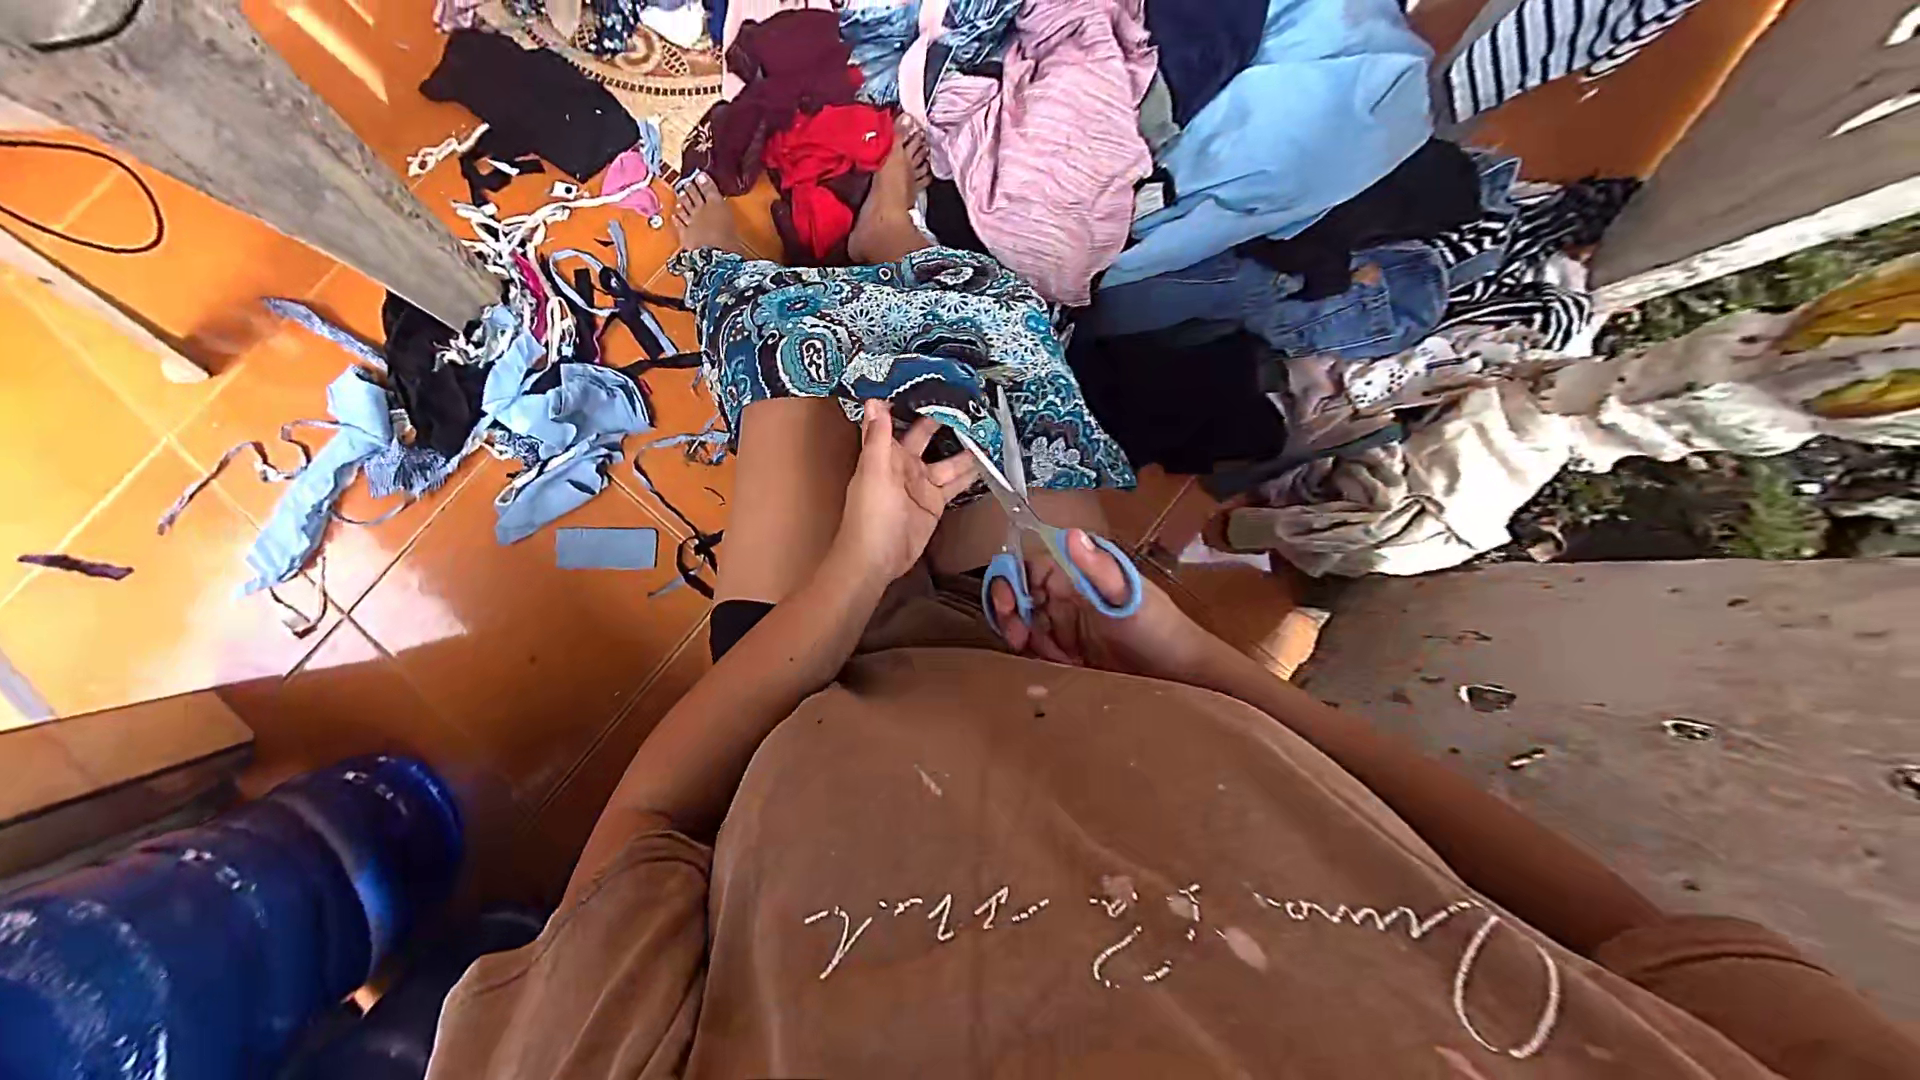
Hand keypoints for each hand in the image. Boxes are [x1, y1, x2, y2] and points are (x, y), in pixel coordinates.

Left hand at [833, 399, 978, 581]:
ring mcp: (921, 485)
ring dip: (965, 448)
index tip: (930, 382)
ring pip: (947, 460)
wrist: (876, 559)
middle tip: (966, 401)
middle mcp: (904, 465)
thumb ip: (877, 437)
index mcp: (886, 454)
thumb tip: (873, 400)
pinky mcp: (935, 503)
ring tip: (986, 429)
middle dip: (944, 421)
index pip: (898, 422)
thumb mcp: (873, 472)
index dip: (911, 404)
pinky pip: (955, 484)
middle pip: (927, 437)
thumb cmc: (869, 515)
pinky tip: (986, 462)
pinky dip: (970, 475)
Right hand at [991, 530, 1244, 684]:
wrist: (1184, 676)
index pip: (1028, 567)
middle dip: (1010, 616)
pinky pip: (1039, 649)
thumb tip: (1070, 533)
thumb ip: (1098, 568)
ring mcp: (1068, 623)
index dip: (1010, 580)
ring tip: (1053, 657)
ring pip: (1025, 624)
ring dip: (1027, 640)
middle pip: (1019, 596)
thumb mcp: (1129, 597)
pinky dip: (1039, 657)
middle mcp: (1067, 594)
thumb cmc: (1160, 629)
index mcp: (1077, 573)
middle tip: (1019, 640)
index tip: (1008, 606)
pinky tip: (1060, 666)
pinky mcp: (1070, 651)